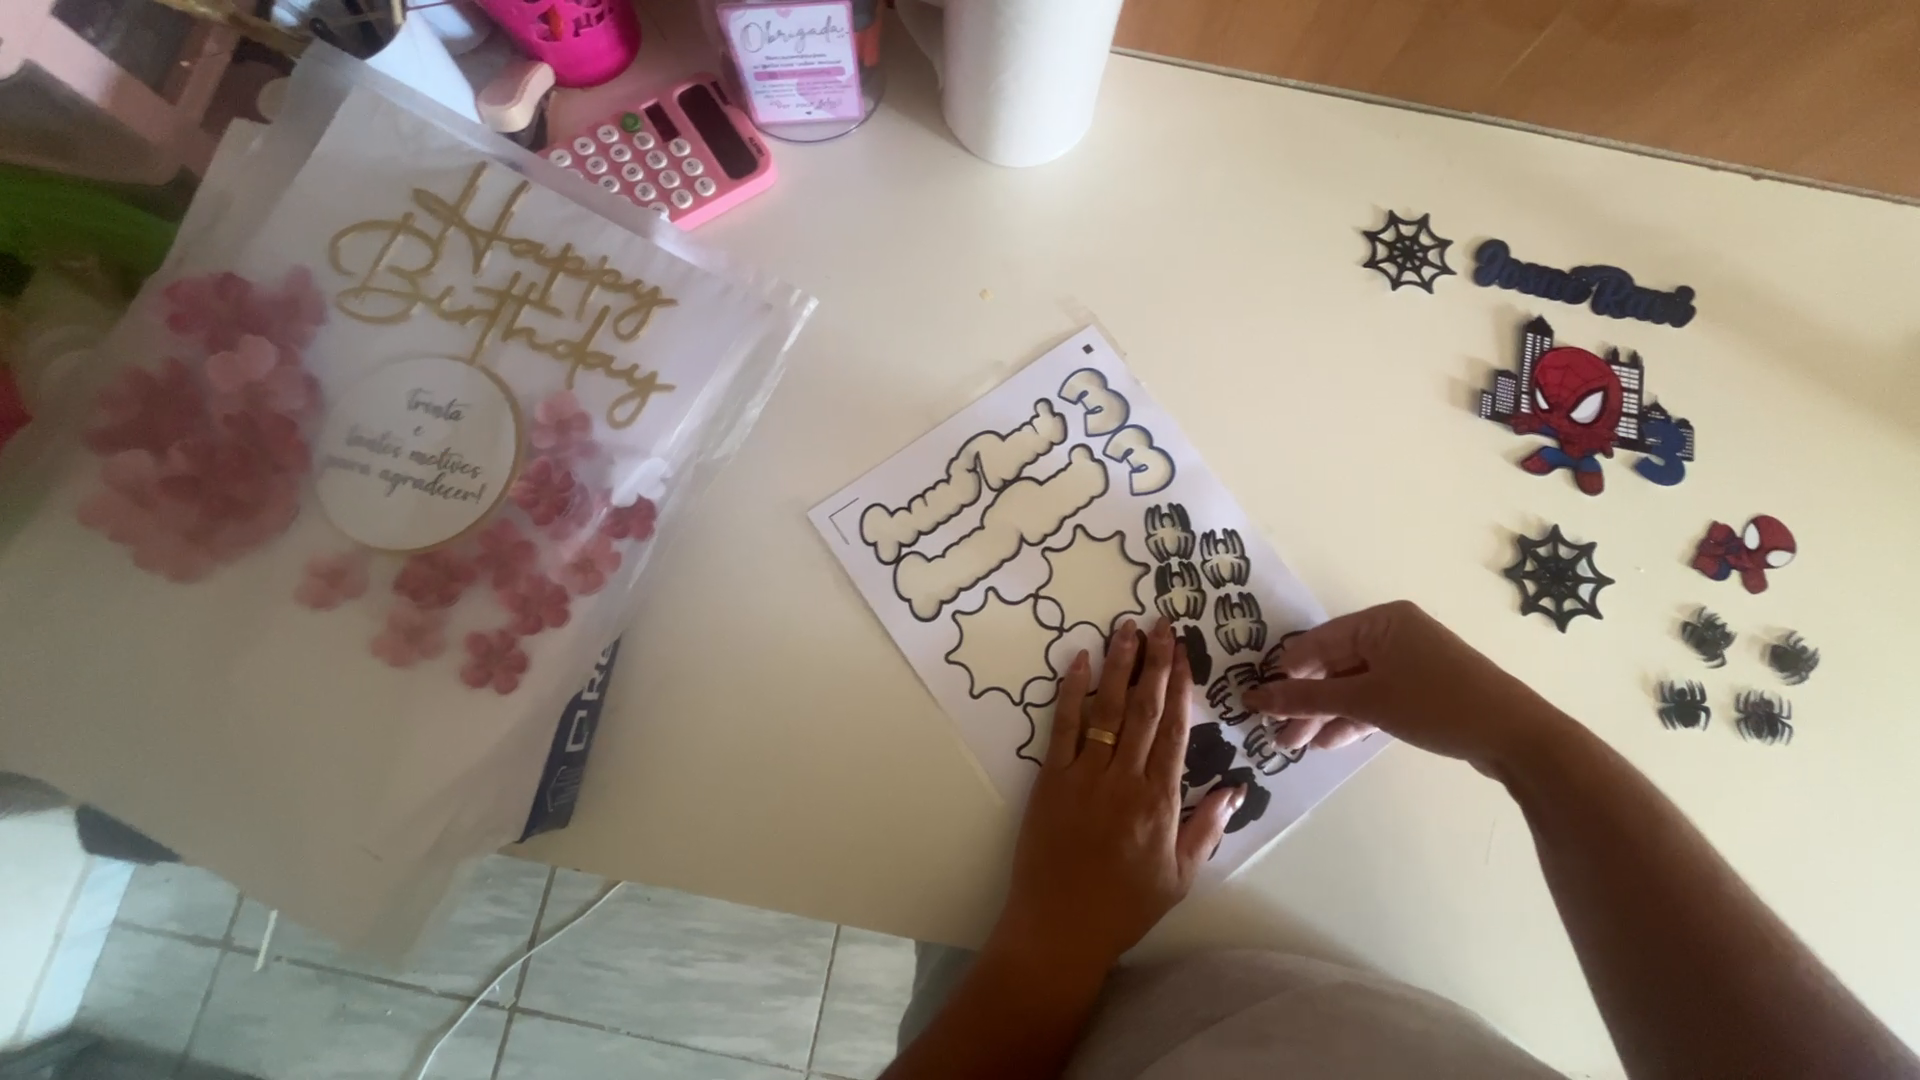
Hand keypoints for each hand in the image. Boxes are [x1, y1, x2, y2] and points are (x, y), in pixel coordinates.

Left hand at [992, 619, 1243, 971]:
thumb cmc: (1124, 905)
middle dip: (1155, 662)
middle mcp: (1126, 778)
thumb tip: (1236, 786)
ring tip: (1126, 628)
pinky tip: (1077, 661)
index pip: (1176, 729)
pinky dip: (1071, 691)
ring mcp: (1085, 774)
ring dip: (1118, 665)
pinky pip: (1064, 726)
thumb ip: (1208, 827)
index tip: (1184, 652)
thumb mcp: (1181, 875)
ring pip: (1108, 709)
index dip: (1181, 686)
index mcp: (1161, 800)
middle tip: (1160, 624)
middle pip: (1145, 708)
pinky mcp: (1051, 778)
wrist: (1060, 926)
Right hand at [1242, 600, 1571, 773]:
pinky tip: (1328, 742)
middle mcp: (1392, 634)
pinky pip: (1375, 698)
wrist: (1520, 738)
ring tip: (1295, 747)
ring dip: (1324, 715)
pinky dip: (1353, 719)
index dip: (1284, 675)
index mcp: (1379, 621)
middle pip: (1332, 666)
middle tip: (1276, 736)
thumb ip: (1305, 699)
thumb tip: (1253, 698)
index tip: (1259, 705)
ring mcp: (1410, 662)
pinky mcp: (1422, 689)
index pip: (1313, 644)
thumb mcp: (1364, 701)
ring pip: (1352, 686)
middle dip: (1303, 702)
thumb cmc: (1435, 704)